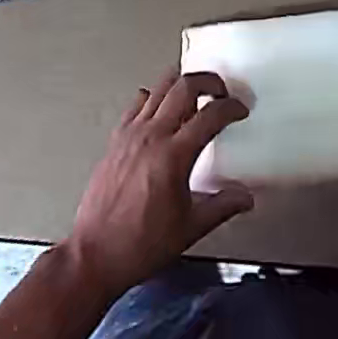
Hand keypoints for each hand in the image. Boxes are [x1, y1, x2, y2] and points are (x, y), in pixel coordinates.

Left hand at [62, 68, 253, 299]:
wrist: (93, 257)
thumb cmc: (137, 245)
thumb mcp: (191, 227)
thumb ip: (223, 206)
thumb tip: (243, 198)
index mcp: (174, 156)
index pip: (212, 114)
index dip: (232, 107)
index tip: (238, 110)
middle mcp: (151, 138)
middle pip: (185, 86)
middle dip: (210, 81)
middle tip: (220, 91)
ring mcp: (130, 136)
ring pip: (159, 88)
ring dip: (182, 83)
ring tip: (194, 91)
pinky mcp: (115, 141)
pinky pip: (136, 105)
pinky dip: (153, 98)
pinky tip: (160, 108)